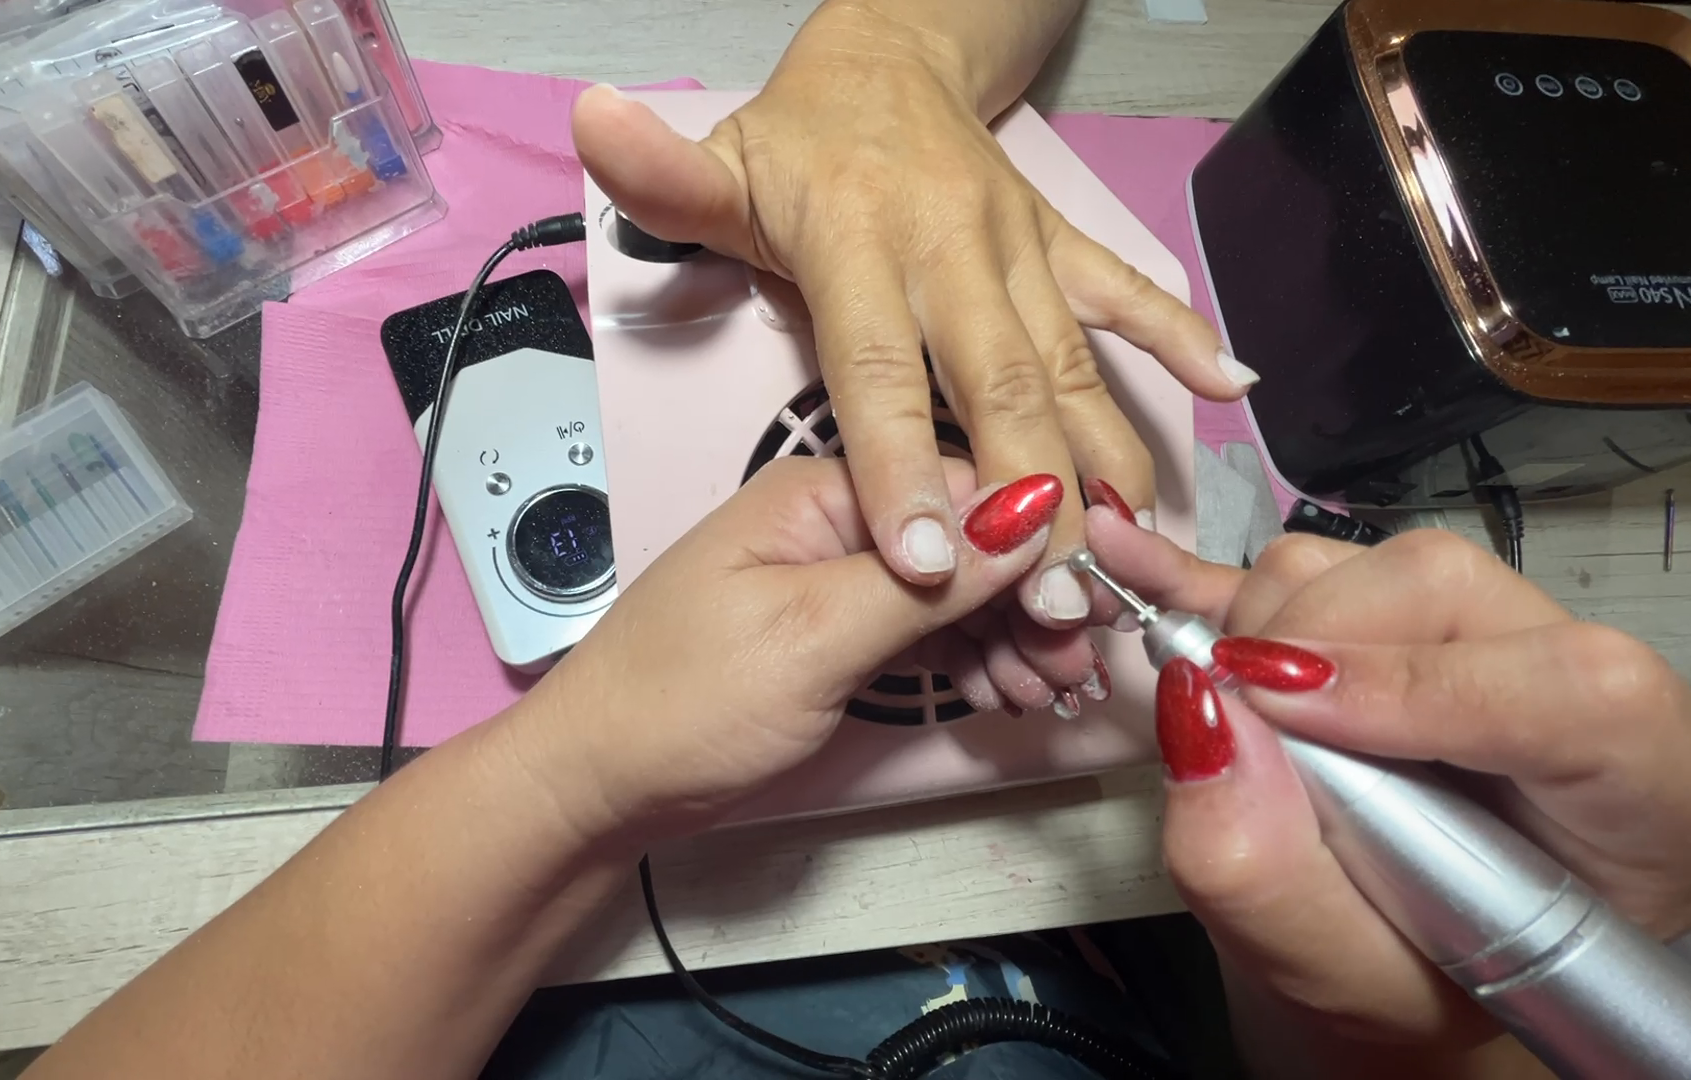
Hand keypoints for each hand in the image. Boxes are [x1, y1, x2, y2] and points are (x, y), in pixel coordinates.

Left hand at [516, 458, 1062, 838]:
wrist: (606, 777)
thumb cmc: (687, 697)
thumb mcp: (811, 635)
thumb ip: (924, 582)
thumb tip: (1032, 516)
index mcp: (823, 492)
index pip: (957, 487)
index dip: (1032, 540)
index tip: (1083, 601)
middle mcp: (837, 522)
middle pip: (963, 543)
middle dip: (1026, 600)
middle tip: (1075, 661)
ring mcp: (839, 579)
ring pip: (951, 593)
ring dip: (1006, 637)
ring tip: (1048, 688)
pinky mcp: (838, 632)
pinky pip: (922, 633)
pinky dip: (967, 659)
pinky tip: (1003, 689)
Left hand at [571, 0, 1249, 633]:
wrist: (888, 57)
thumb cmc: (797, 142)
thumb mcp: (725, 168)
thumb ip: (667, 181)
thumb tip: (592, 123)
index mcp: (861, 248)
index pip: (877, 377)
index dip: (900, 471)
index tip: (930, 566)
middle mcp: (952, 253)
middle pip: (998, 391)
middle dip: (1031, 500)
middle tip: (1056, 600)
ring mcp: (1018, 250)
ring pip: (1072, 367)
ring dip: (1107, 461)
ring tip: (1134, 551)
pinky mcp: (1058, 245)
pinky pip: (1123, 294)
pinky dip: (1178, 339)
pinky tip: (1230, 392)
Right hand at [1083, 513, 1690, 1067]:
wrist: (1375, 934)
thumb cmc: (1385, 965)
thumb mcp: (1329, 966)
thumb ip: (1260, 866)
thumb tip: (1196, 710)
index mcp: (1635, 795)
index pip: (1569, 691)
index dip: (1408, 684)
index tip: (1269, 705)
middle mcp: (1557, 675)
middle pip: (1433, 583)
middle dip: (1299, 638)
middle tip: (1238, 712)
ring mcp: (1456, 623)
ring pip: (1340, 559)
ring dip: (1248, 621)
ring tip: (1234, 703)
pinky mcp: (1361, 607)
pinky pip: (1271, 562)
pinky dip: (1186, 567)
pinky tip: (1124, 550)